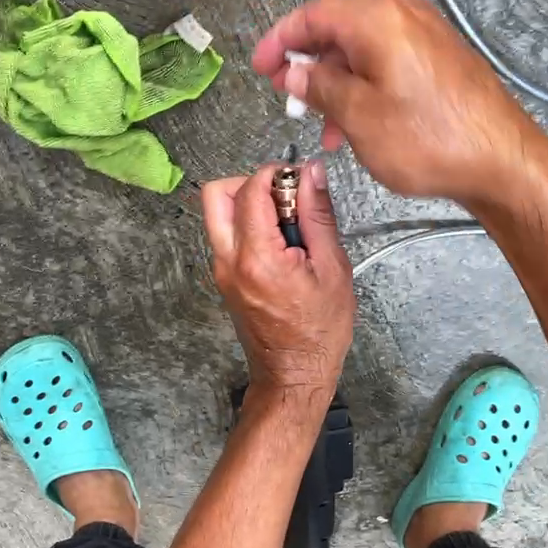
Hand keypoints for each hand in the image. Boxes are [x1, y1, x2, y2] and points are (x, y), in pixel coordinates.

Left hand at [201, 163, 355, 405]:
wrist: (294, 374)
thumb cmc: (318, 332)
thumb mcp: (332, 268)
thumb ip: (317, 215)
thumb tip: (311, 173)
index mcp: (257, 258)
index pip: (251, 189)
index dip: (277, 174)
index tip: (301, 182)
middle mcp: (229, 262)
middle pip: (216, 194)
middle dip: (250, 183)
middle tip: (284, 197)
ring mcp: (222, 272)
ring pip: (217, 215)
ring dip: (248, 205)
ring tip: (286, 225)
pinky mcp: (224, 280)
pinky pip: (226, 237)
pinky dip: (248, 228)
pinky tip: (280, 246)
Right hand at [253, 0, 547, 206]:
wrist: (498, 161)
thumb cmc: (431, 140)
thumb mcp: (358, 117)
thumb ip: (320, 88)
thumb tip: (296, 73)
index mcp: (379, 21)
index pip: (315, 15)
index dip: (281, 40)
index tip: (262, 66)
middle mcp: (404, 18)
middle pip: (339, 31)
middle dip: (309, 66)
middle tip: (288, 98)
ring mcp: (425, 38)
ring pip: (362, 53)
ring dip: (335, 85)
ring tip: (324, 128)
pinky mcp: (438, 62)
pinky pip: (387, 66)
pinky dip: (363, 89)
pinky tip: (356, 125)